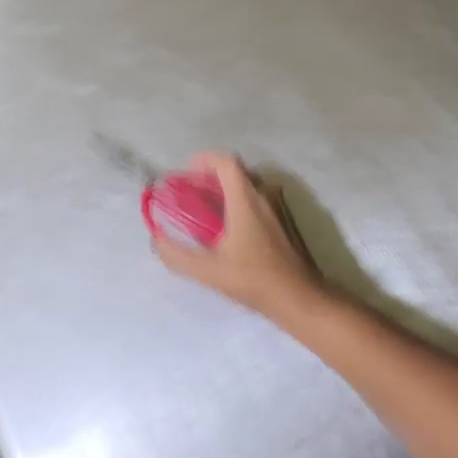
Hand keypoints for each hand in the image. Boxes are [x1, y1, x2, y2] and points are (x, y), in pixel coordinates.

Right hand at [153, 151, 320, 317]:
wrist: (301, 297)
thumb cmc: (255, 279)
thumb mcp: (208, 271)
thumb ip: (177, 254)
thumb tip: (156, 239)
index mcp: (247, 199)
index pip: (226, 162)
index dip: (204, 160)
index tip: (187, 172)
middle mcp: (266, 195)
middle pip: (237, 171)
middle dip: (212, 176)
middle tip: (193, 194)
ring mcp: (280, 207)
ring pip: (251, 185)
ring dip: (228, 189)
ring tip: (209, 210)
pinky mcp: (288, 221)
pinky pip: (261, 199)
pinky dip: (243, 202)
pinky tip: (232, 228)